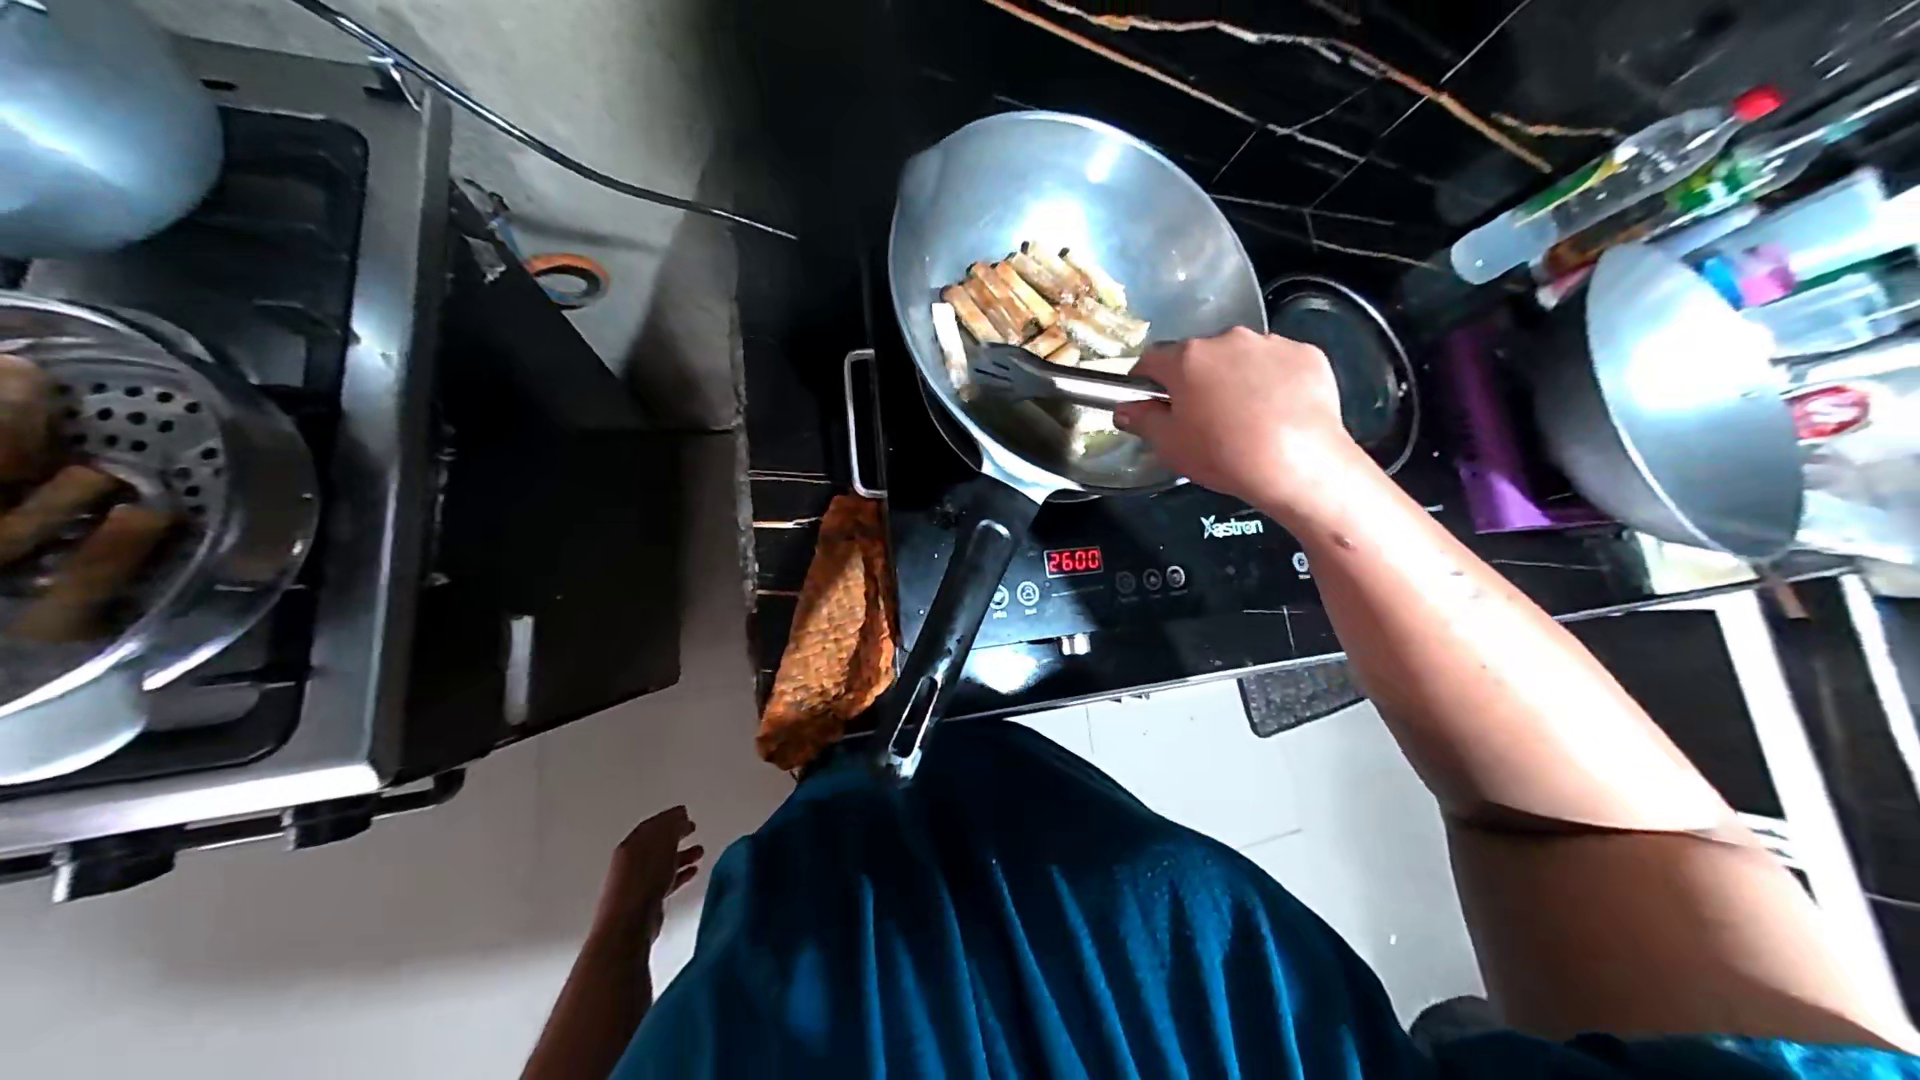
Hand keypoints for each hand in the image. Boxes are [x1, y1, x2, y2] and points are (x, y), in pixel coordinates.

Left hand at [595, 806, 704, 942]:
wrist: (630, 923)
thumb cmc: (646, 878)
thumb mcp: (663, 843)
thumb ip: (672, 825)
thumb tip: (679, 814)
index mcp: (631, 844)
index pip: (652, 825)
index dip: (670, 817)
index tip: (686, 812)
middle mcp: (631, 862)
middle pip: (657, 843)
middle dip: (676, 835)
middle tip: (692, 828)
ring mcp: (637, 883)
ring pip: (663, 863)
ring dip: (681, 855)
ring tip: (700, 852)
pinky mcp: (646, 901)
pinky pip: (666, 881)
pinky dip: (679, 874)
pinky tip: (692, 872)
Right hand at [1113, 328, 1366, 517]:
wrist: (1299, 464)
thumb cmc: (1224, 455)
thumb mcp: (1170, 446)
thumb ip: (1143, 421)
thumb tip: (1126, 408)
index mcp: (1186, 359)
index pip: (1151, 359)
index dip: (1146, 380)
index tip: (1149, 399)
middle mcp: (1227, 340)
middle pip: (1199, 356)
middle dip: (1195, 379)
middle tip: (1201, 417)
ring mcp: (1270, 344)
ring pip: (1240, 357)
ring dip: (1235, 378)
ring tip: (1244, 417)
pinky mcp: (1306, 355)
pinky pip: (1279, 364)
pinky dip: (1273, 381)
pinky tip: (1275, 413)